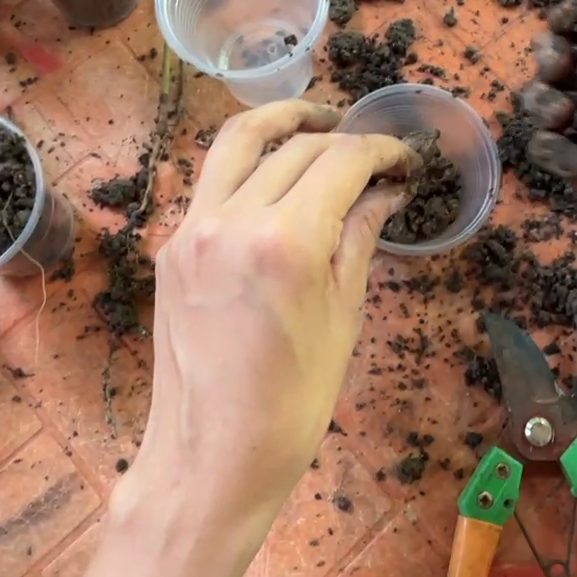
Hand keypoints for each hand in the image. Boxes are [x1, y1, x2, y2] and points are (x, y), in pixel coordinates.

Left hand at [126, 100, 418, 523]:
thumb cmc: (294, 402)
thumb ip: (359, 237)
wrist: (209, 457)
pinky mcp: (172, 244)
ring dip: (282, 120)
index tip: (405, 158)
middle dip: (342, 138)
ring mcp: (192, 227)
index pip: (341, 162)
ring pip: (238, 141)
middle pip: (295, 145)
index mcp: (285, 240)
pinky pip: (213, 180)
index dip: (381, 151)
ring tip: (318, 120)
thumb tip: (384, 192)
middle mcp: (232, 218)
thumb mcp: (343, 317)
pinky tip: (275, 173)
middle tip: (373, 152)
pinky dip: (248, 160)